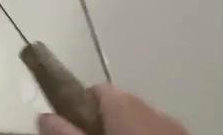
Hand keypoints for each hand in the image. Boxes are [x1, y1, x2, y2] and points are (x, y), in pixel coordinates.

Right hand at [38, 85, 187, 134]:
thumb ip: (66, 133)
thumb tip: (43, 117)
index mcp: (124, 103)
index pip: (94, 91)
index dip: (81, 110)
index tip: (77, 131)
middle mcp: (153, 108)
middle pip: (120, 109)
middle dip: (107, 126)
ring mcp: (179, 131)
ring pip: (144, 127)